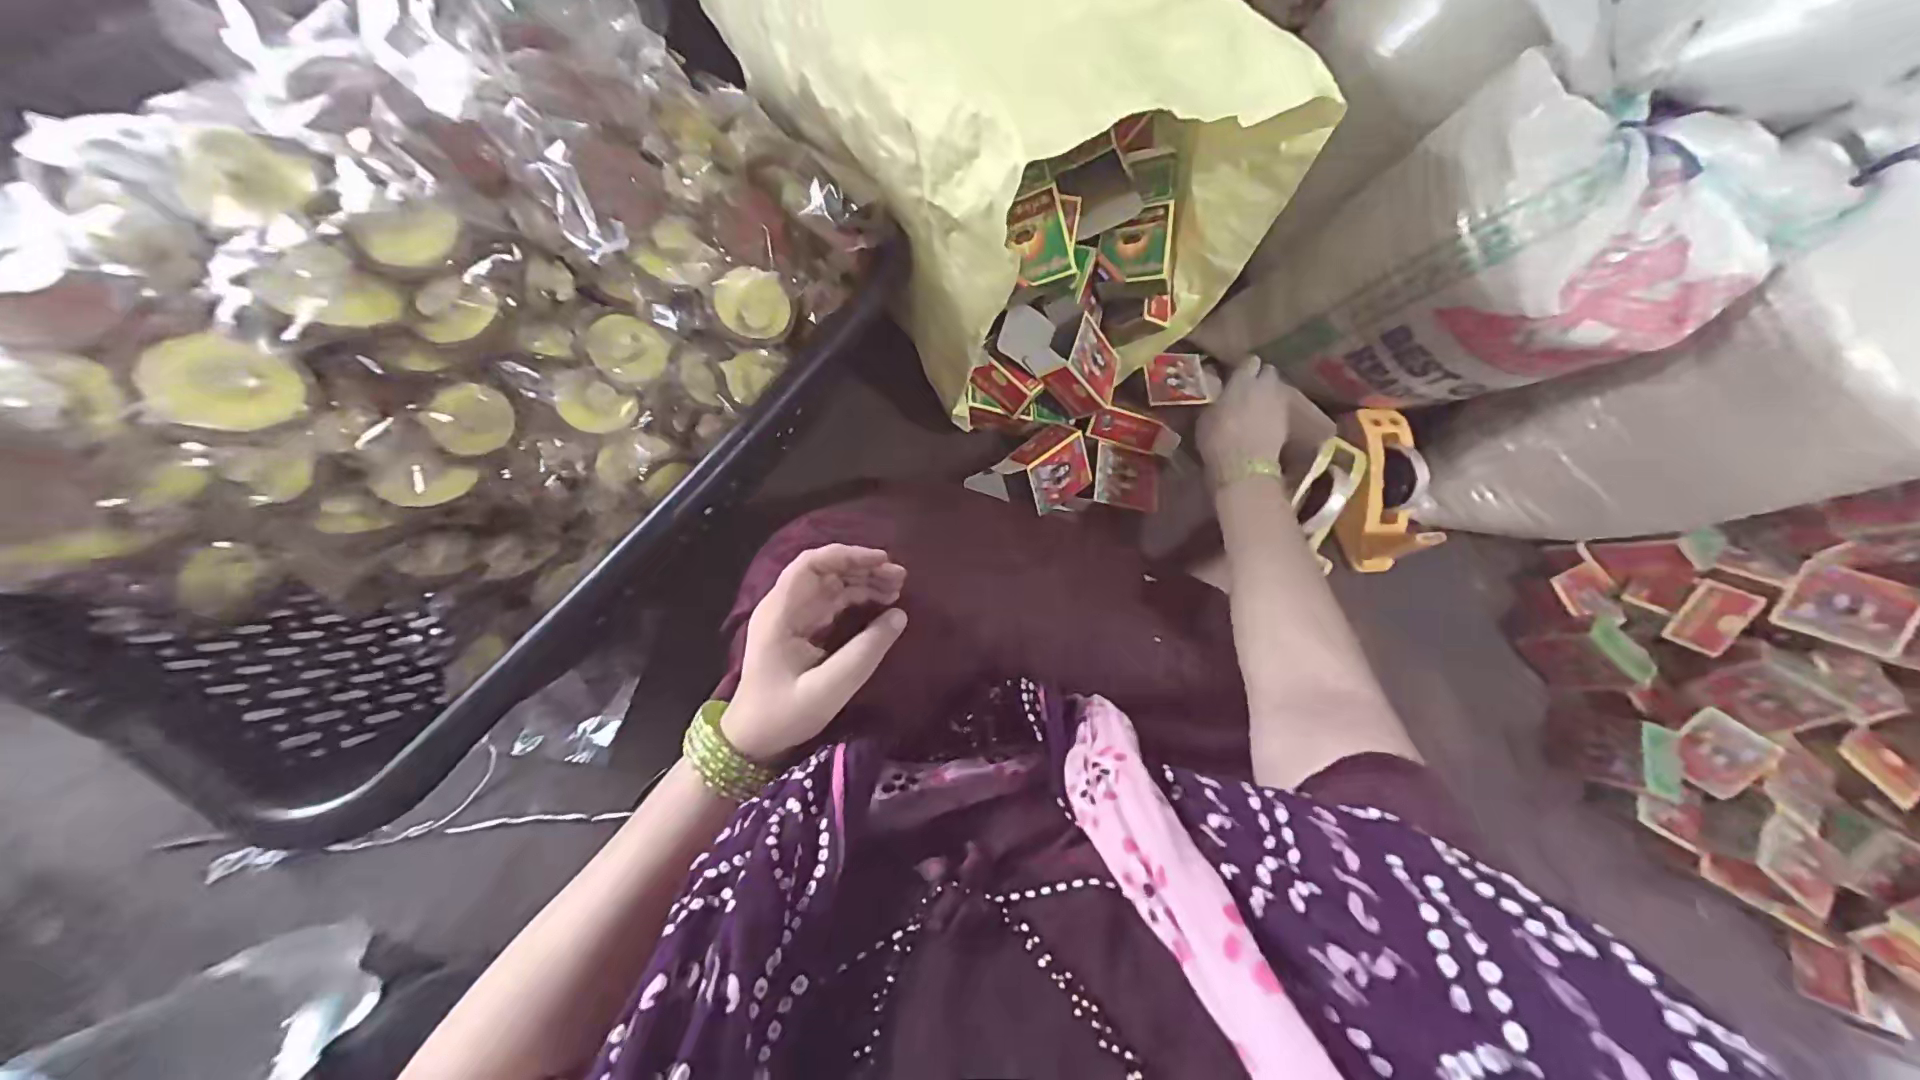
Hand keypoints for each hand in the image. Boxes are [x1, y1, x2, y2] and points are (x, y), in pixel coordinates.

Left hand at [722, 544, 907, 760]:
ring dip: (865, 582)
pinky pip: (834, 603)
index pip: (810, 564)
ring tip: (898, 588)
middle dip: (864, 568)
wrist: (752, 742)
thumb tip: (899, 615)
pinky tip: (883, 604)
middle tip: (901, 578)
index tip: (882, 561)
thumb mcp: (828, 688)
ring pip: (833, 584)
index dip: (847, 556)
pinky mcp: (804, 630)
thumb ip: (865, 652)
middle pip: (826, 570)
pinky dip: (859, 598)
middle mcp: (786, 607)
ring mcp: (795, 617)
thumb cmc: (783, 715)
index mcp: (780, 613)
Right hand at [1197, 359, 1294, 482]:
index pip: (1248, 361)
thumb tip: (1213, 391)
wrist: (1246, 466)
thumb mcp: (1205, 417)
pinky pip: (1280, 408)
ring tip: (1254, 406)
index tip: (1234, 374)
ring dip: (1267, 394)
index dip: (1242, 367)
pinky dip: (1272, 412)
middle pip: (1267, 372)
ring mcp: (1279, 403)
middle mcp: (1265, 386)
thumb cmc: (1218, 438)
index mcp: (1242, 380)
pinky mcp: (1287, 421)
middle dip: (1260, 377)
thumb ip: (1213, 399)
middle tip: (1246, 388)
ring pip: (1276, 389)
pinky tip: (1261, 423)